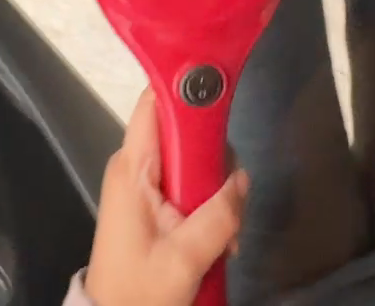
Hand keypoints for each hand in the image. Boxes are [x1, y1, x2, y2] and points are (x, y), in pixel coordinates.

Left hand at [84, 90, 248, 305]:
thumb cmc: (139, 292)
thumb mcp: (184, 259)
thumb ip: (218, 216)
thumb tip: (243, 178)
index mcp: (132, 166)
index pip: (154, 103)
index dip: (184, 88)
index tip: (218, 89)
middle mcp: (135, 165)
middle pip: (182, 132)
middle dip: (213, 159)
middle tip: (231, 195)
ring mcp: (143, 183)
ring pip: (191, 161)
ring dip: (215, 192)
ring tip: (226, 235)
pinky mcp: (152, 202)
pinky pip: (187, 185)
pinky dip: (207, 207)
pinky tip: (218, 241)